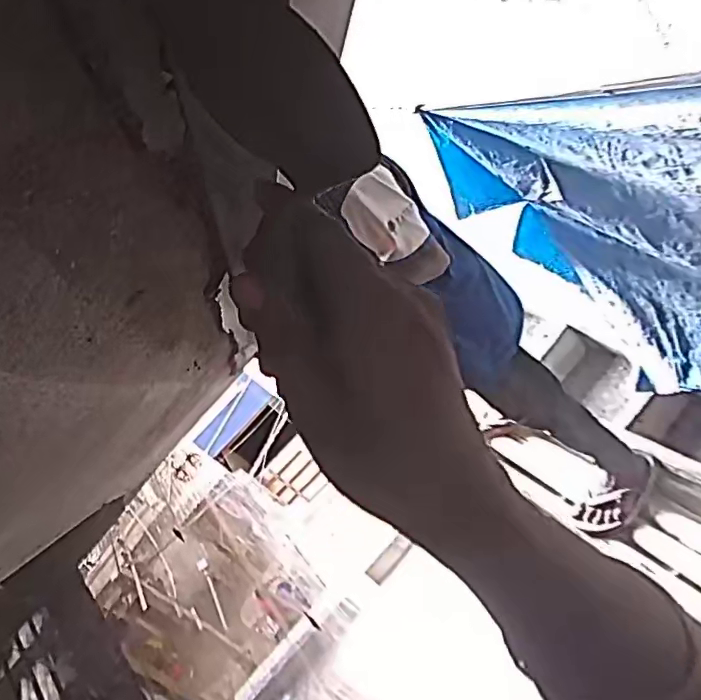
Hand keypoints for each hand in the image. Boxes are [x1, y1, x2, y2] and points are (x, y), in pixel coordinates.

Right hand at [232, 187, 508, 549]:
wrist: (453, 497)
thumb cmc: (375, 452)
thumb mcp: (308, 392)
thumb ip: (280, 328)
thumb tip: (246, 279)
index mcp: (369, 301)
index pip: (321, 228)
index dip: (282, 212)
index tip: (251, 202)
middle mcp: (401, 294)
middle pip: (335, 249)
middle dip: (288, 261)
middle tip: (252, 300)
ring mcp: (419, 314)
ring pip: (351, 277)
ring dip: (309, 291)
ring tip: (280, 341)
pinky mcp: (425, 335)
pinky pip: (372, 300)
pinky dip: (335, 309)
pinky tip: (316, 353)